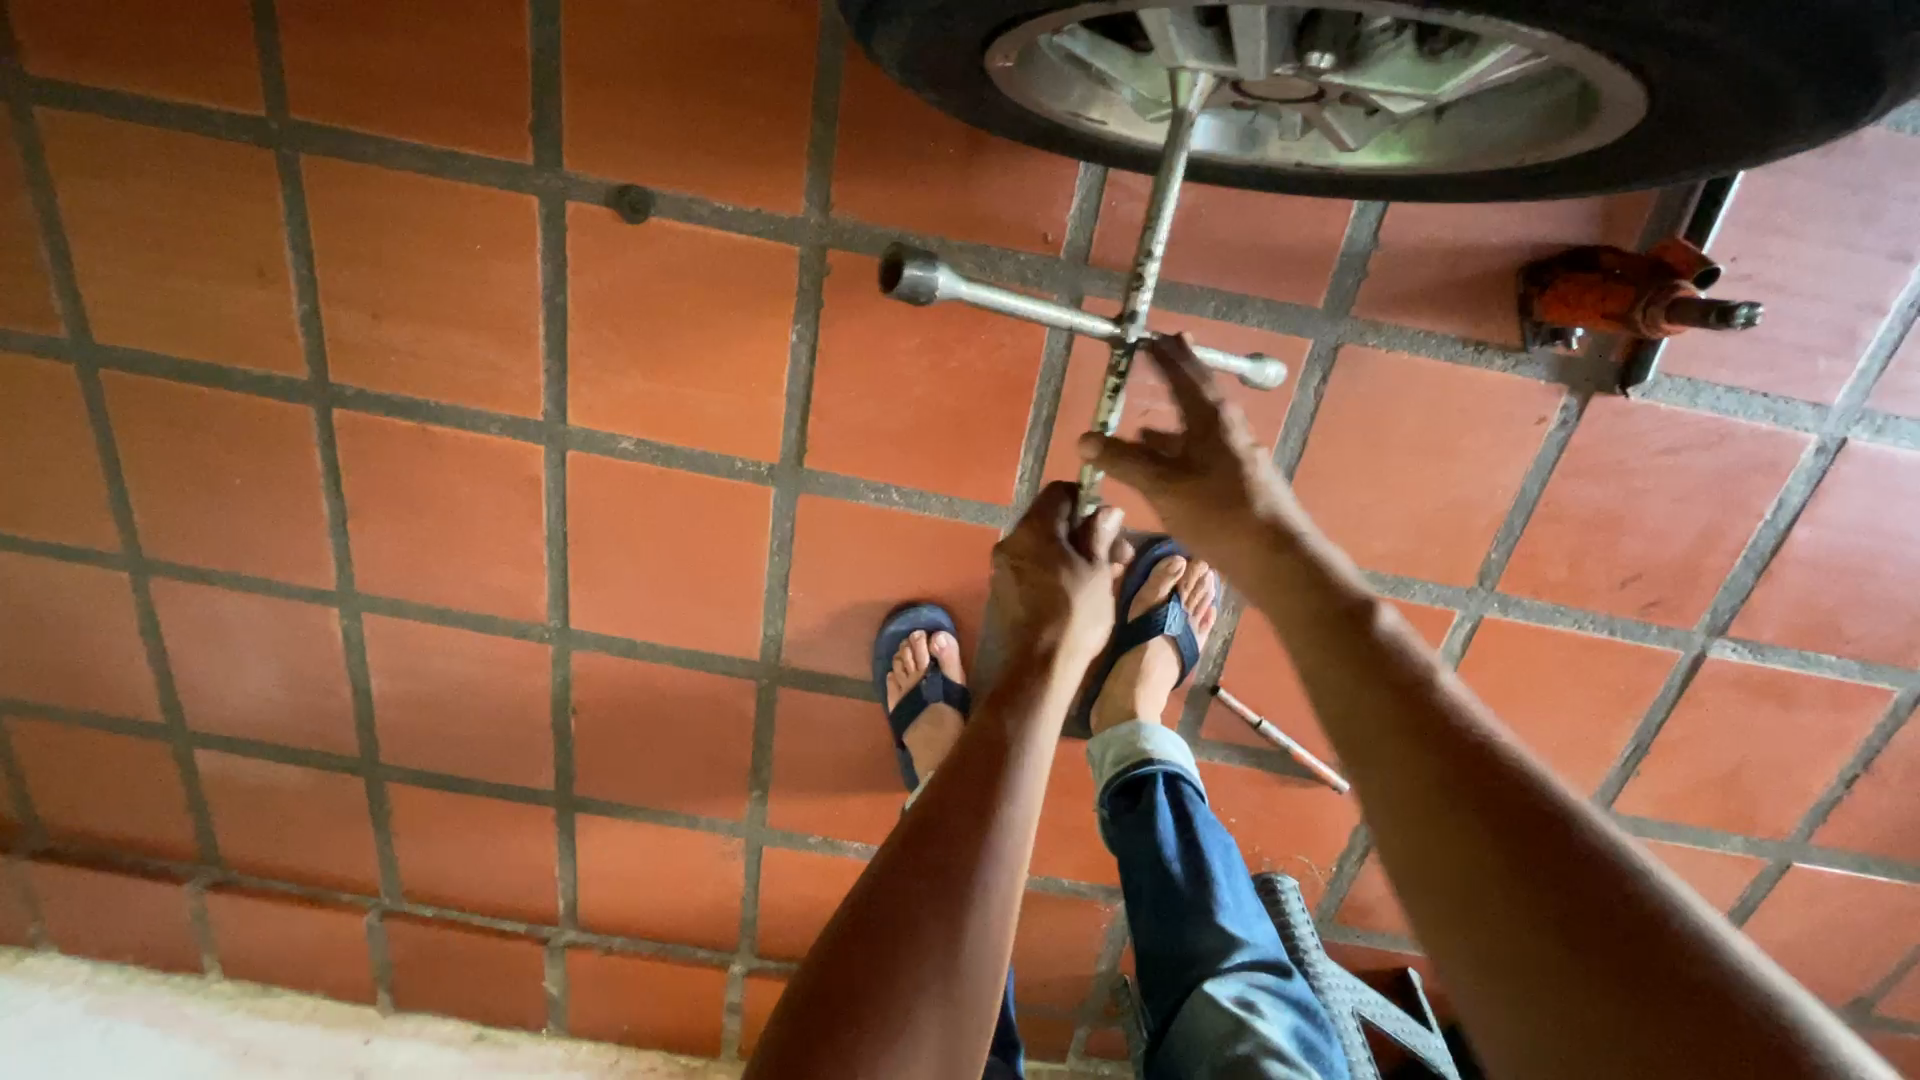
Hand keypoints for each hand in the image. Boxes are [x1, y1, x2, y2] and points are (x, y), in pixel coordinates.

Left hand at [991, 481, 1125, 672]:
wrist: (1036, 670)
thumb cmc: (1075, 616)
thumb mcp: (1098, 572)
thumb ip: (1100, 536)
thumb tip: (1107, 510)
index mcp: (1034, 529)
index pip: (1059, 492)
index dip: (1087, 500)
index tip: (1110, 524)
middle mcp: (1011, 542)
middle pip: (1050, 521)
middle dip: (1085, 532)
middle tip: (1118, 556)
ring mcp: (1002, 569)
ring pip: (1043, 547)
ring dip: (1073, 554)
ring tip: (1104, 578)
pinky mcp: (1002, 593)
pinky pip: (1032, 568)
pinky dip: (1055, 571)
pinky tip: (1078, 594)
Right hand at [1077, 334, 1300, 571]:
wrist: (1275, 556)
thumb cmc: (1218, 512)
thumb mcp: (1163, 485)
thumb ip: (1124, 461)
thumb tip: (1085, 439)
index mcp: (1211, 418)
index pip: (1184, 373)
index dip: (1165, 353)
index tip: (1149, 334)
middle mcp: (1227, 429)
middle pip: (1197, 394)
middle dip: (1175, 376)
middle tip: (1159, 355)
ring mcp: (1236, 455)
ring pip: (1198, 428)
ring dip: (1173, 421)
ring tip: (1145, 424)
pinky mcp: (1238, 480)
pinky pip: (1201, 453)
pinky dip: (1179, 451)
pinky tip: (1165, 469)